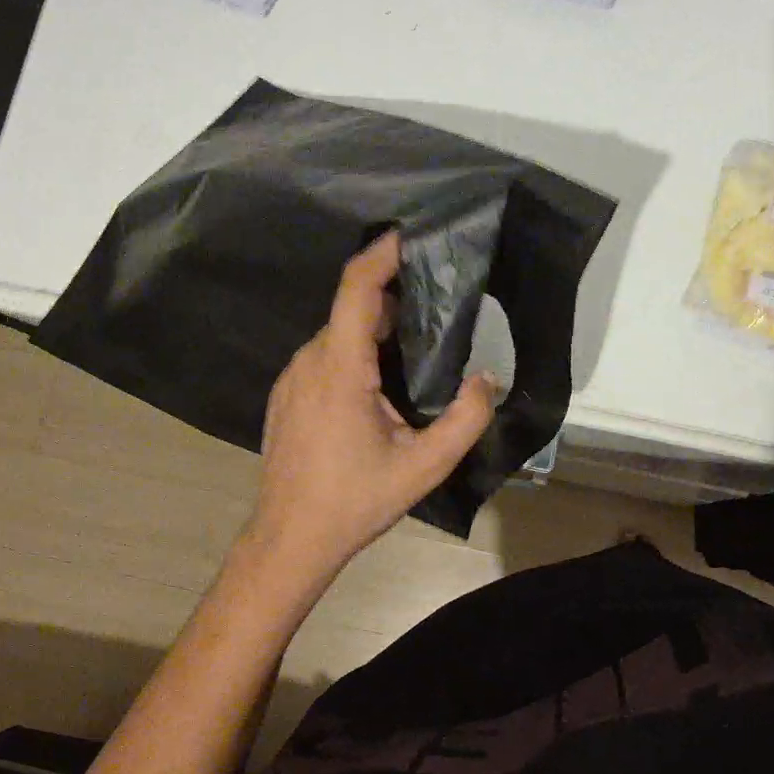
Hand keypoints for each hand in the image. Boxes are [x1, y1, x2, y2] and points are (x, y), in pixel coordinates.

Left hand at [246, 232, 495, 570]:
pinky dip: (353, 355)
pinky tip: (379, 387)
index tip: (411, 236)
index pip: (357, 288)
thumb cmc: (355, 501)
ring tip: (416, 349)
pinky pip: (323, 359)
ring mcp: (291, 379)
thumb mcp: (424, 466)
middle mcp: (308, 362)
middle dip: (393, 301)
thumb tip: (487, 380)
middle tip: (438, 307)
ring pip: (336, 337)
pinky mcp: (285, 397)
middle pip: (351, 311)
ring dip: (374, 332)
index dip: (383, 255)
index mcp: (339, 368)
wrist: (291, 538)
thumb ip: (465, 420)